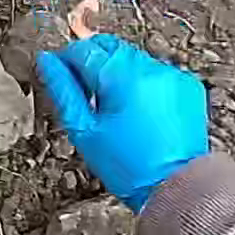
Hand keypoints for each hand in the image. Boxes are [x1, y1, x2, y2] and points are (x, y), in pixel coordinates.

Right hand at [35, 34, 207, 210]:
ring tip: (115, 108)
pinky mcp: (187, 85)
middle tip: (86, 92)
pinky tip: (139, 111)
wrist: (176, 187)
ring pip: (132, 58)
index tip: (61, 72)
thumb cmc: (129, 166)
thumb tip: (48, 62)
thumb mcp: (84, 130)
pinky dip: (143, 83)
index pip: (84, 49)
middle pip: (109, 47)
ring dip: (118, 73)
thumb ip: (63, 90)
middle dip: (93, 63)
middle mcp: (149, 68)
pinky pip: (155, 72)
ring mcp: (170, 75)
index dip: (67, 59)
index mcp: (120, 77)